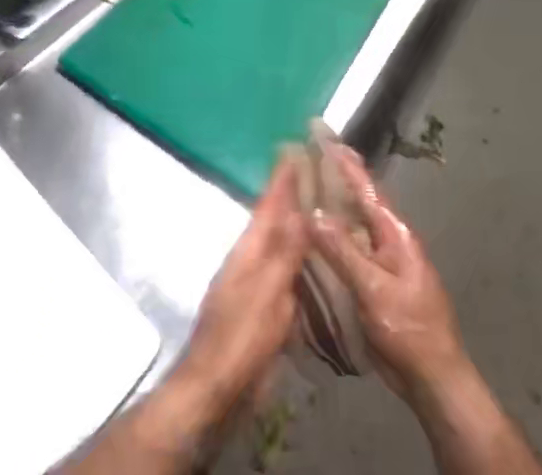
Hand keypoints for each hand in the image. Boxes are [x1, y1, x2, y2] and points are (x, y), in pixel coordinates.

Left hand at [64, 158, 308, 474]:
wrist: (214, 390)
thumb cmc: (239, 340)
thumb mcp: (266, 294)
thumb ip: (284, 253)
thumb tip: (301, 210)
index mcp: (248, 252)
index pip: (268, 207)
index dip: (282, 180)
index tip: (295, 150)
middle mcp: (250, 262)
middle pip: (275, 223)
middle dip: (295, 200)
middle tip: (321, 178)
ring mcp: (255, 287)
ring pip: (282, 248)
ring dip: (300, 229)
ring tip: (328, 214)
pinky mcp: (263, 311)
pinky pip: (288, 276)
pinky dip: (303, 263)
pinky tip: (321, 266)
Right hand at [308, 146, 469, 404]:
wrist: (432, 378)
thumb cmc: (409, 330)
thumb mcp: (374, 289)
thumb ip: (343, 251)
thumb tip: (314, 212)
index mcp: (395, 235)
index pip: (367, 190)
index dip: (346, 164)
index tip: (325, 138)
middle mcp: (388, 243)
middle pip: (357, 205)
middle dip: (333, 182)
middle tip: (304, 161)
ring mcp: (381, 264)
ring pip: (350, 229)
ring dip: (328, 211)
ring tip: (299, 193)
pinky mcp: (373, 284)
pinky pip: (347, 253)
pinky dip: (328, 241)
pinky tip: (308, 241)